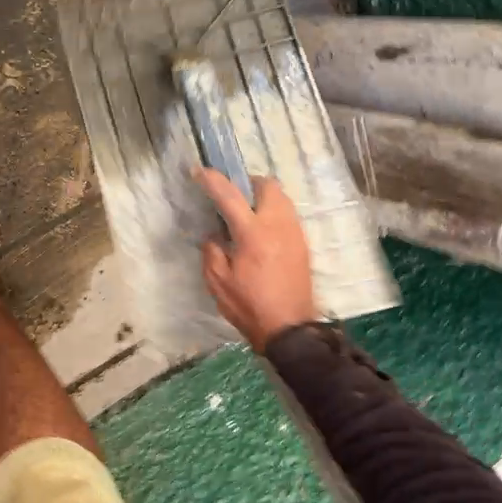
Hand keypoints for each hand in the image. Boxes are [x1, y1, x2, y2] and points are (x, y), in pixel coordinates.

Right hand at [197, 169, 320, 348]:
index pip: (229, 195)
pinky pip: (288, 215)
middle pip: (267, 186)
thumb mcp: (217, 281)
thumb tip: (215, 234)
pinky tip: (262, 231)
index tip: (199, 171)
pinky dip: (274, 212)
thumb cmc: (249, 306)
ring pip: (282, 198)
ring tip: (247, 212)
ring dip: (263, 196)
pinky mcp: (303, 244)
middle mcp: (277, 226)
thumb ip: (211, 251)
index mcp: (252, 234)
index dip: (211, 179)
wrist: (291, 331)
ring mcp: (294, 234)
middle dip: (248, 183)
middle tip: (232, 195)